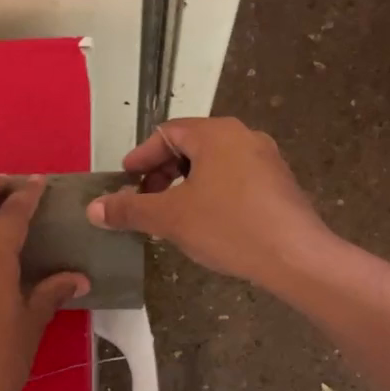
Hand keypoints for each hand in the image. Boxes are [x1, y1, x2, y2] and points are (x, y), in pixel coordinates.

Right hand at [86, 117, 341, 286]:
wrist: (296, 257)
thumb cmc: (228, 226)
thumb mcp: (169, 218)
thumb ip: (129, 209)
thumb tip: (93, 209)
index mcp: (216, 134)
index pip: (166, 133)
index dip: (140, 158)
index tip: (125, 183)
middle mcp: (243, 137)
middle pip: (190, 147)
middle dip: (161, 174)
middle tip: (144, 201)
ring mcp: (266, 160)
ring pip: (212, 165)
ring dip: (185, 187)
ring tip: (170, 216)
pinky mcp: (279, 185)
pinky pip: (234, 180)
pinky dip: (210, 194)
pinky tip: (204, 224)